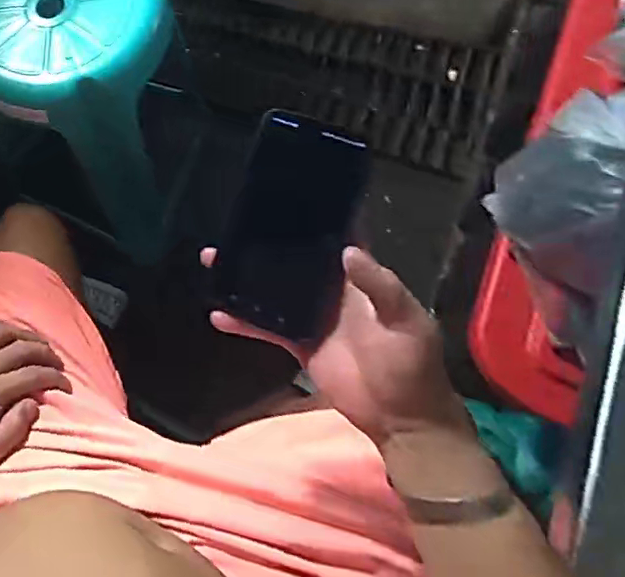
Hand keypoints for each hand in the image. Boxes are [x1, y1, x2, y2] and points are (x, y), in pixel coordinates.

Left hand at [0, 321, 70, 469]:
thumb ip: (17, 428)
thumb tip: (34, 403)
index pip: (33, 375)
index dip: (54, 378)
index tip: (66, 385)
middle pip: (22, 348)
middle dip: (46, 353)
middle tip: (58, 362)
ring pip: (4, 332)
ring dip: (25, 335)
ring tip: (39, 344)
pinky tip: (10, 332)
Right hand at [201, 245, 467, 445]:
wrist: (403, 422)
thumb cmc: (413, 369)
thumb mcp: (409, 325)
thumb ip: (382, 288)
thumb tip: (347, 251)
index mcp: (357, 282)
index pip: (334, 243)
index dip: (314, 223)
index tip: (284, 203)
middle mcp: (329, 294)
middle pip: (289, 263)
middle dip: (260, 247)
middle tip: (230, 232)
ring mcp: (310, 318)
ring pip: (268, 291)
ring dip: (240, 279)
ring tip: (211, 263)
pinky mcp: (296, 343)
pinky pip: (262, 327)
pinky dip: (240, 321)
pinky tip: (218, 315)